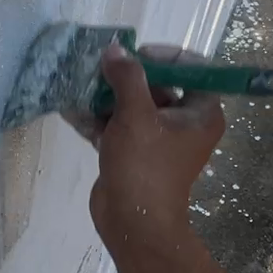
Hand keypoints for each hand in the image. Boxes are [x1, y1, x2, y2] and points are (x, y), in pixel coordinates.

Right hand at [84, 43, 225, 248]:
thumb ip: (126, 78)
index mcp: (201, 112)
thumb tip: (114, 50)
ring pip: (131, 106)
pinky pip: (116, 127)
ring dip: (105, 96)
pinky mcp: (132, 154)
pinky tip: (70, 107)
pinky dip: (96, 118)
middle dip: (125, 76)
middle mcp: (183, 123)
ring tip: (79, 83)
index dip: (163, 57)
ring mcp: (156, 140)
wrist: (132, 222)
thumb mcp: (136, 115)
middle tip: (99, 67)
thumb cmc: (145, 166)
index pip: (191, 69)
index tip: (135, 55)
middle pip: (156, 86)